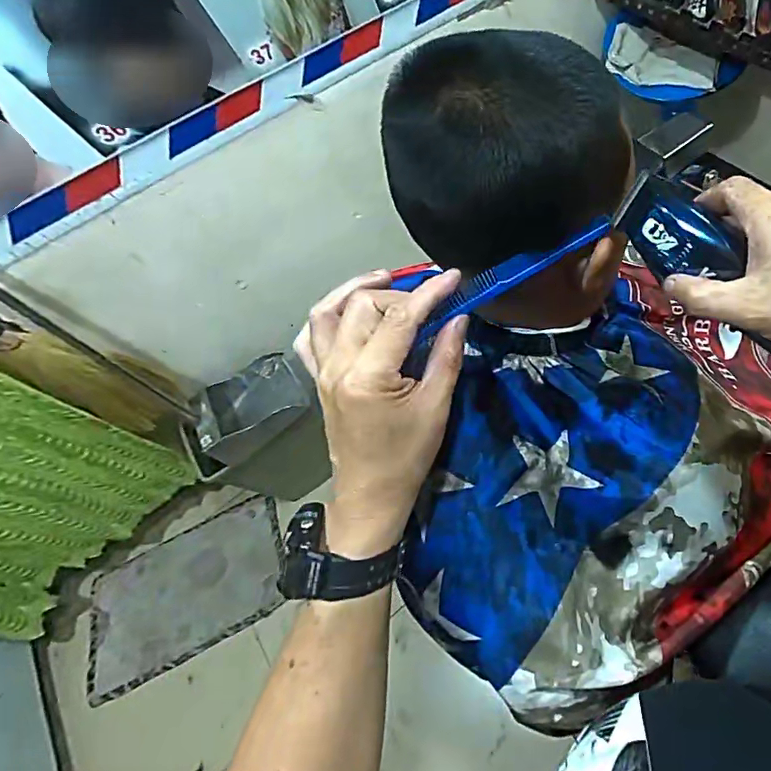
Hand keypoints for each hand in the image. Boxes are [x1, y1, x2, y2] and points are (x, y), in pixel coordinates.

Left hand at [293, 269, 468, 557]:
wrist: (372, 492)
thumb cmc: (408, 455)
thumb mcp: (437, 406)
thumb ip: (446, 356)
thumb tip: (458, 317)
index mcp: (368, 375)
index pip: (400, 317)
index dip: (430, 293)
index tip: (454, 277)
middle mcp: (337, 366)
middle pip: (362, 305)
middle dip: (400, 293)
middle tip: (432, 299)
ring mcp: (322, 371)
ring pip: (326, 312)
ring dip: (356, 290)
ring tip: (387, 282)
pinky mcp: (318, 378)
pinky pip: (312, 336)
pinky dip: (329, 315)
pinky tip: (351, 311)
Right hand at [662, 177, 770, 372]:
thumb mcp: (746, 309)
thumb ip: (700, 296)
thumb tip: (673, 286)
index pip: (729, 187)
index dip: (706, 201)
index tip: (694, 222)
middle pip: (757, 206)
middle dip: (734, 230)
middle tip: (722, 263)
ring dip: (766, 242)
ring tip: (760, 281)